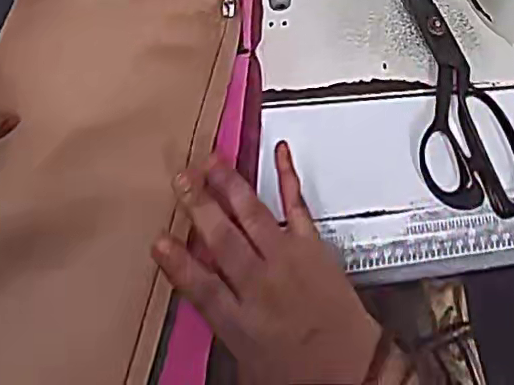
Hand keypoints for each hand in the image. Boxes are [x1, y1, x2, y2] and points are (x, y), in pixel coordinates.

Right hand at [153, 143, 383, 384]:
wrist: (354, 374)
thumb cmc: (302, 374)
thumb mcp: (247, 360)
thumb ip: (223, 319)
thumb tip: (200, 291)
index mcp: (240, 322)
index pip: (201, 286)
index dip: (178, 261)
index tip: (160, 239)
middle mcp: (261, 285)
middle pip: (223, 239)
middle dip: (200, 206)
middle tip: (181, 179)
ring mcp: (287, 260)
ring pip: (253, 215)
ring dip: (231, 185)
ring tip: (212, 161)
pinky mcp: (311, 245)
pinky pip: (297, 203)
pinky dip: (287, 174)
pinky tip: (279, 152)